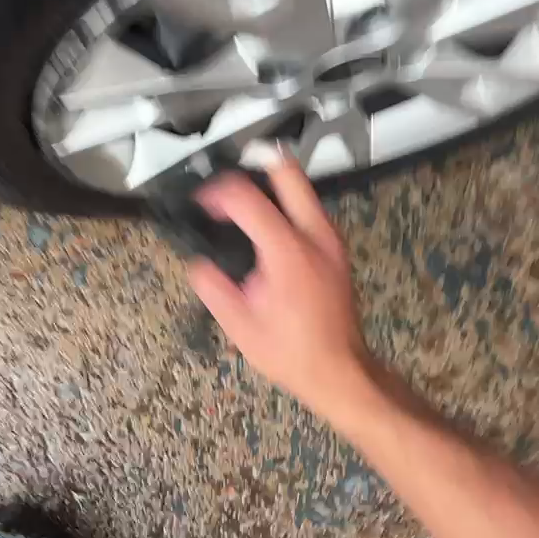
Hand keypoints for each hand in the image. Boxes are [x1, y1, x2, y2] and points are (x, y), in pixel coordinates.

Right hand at [187, 155, 375, 413]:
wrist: (339, 370)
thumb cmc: (291, 351)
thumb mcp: (239, 324)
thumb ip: (212, 286)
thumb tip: (199, 263)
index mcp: (287, 251)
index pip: (246, 197)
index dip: (216, 192)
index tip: (201, 204)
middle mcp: (315, 235)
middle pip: (286, 170)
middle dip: (251, 167)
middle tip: (227, 185)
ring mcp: (331, 239)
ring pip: (301, 187)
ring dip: (269, 186)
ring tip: (241, 209)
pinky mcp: (337, 248)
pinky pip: (310, 209)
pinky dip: (285, 206)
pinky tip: (265, 231)